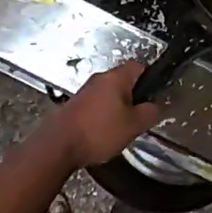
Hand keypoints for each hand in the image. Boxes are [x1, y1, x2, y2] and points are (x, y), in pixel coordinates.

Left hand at [44, 61, 160, 167]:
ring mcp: (84, 92)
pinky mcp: (73, 106)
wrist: (58, 146)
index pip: (138, 66)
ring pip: (108, 95)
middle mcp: (99, 79)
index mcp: (115, 78)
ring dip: (116, 108)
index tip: (152, 96)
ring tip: (121, 129)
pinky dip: (102, 116)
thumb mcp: (134, 125)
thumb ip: (149, 112)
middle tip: (138, 117)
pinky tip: (102, 134)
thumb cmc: (100, 131)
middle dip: (133, 98)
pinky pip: (95, 106)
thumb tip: (152, 106)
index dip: (149, 78)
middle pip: (123, 81)